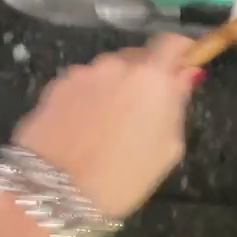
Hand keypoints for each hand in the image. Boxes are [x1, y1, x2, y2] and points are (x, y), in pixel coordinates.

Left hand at [10, 35, 196, 219]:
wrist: (53, 194)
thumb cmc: (123, 178)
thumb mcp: (167, 149)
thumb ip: (177, 104)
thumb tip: (183, 75)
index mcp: (150, 76)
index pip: (171, 42)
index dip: (180, 50)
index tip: (183, 64)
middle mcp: (116, 64)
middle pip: (137, 57)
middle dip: (144, 76)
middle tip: (142, 109)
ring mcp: (82, 73)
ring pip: (106, 72)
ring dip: (113, 87)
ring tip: (106, 125)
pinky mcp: (55, 86)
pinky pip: (81, 85)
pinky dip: (86, 98)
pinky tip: (81, 128)